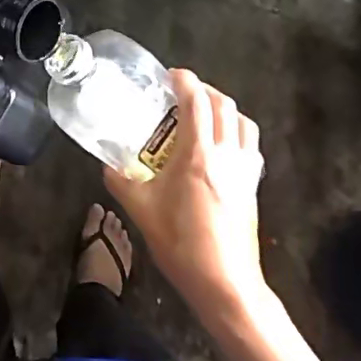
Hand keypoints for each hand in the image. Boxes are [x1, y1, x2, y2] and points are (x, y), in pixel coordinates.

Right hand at [105, 69, 265, 308]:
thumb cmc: (182, 244)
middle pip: (223, 105)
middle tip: (182, 93)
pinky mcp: (254, 185)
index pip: (197, 101)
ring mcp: (245, 169)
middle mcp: (227, 154)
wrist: (226, 285)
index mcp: (199, 154)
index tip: (170, 75)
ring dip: (224, 109)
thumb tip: (107, 164)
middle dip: (204, 90)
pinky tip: (221, 146)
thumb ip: (121, 181)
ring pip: (242, 121)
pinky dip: (237, 132)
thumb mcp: (142, 212)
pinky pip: (250, 145)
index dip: (185, 80)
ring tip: (204, 114)